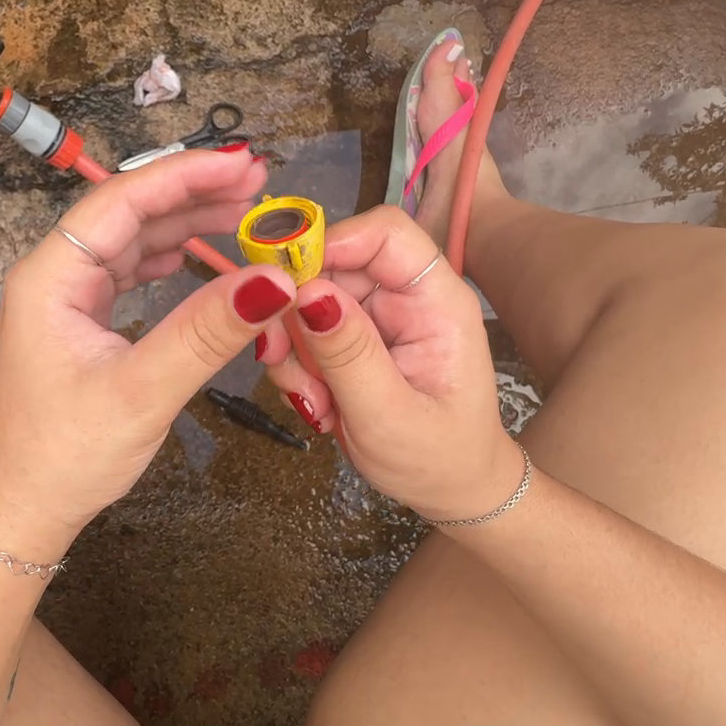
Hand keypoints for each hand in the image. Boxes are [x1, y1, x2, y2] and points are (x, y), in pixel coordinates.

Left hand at [0, 149, 297, 558]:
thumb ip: (206, 333)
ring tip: (242, 213)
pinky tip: (197, 254)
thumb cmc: (68, 455)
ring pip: (130, 241)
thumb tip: (274, 280)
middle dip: (191, 193)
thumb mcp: (142, 392)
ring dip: (183, 224)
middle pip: (127, 213)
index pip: (120, 202)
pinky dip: (167, 259)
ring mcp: (65, 298)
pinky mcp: (79, 320)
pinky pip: (127, 272)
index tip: (242, 164)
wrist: (26, 507)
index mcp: (48, 278)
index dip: (183, 176)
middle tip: (258, 182)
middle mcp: (52, 276)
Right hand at [258, 205, 523, 519]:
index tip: (285, 286)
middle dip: (295, 312)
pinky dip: (295, 365)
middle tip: (277, 361)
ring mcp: (373, 318)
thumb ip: (347, 354)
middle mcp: (401, 298)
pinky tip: (315, 404)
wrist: (448, 491)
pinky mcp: (349, 340)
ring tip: (312, 401)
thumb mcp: (388, 415)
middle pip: (330, 266)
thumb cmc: (436, 459)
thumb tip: (304, 292)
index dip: (331, 242)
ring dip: (292, 349)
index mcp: (434, 301)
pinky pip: (302, 331)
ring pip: (306, 301)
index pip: (385, 234)